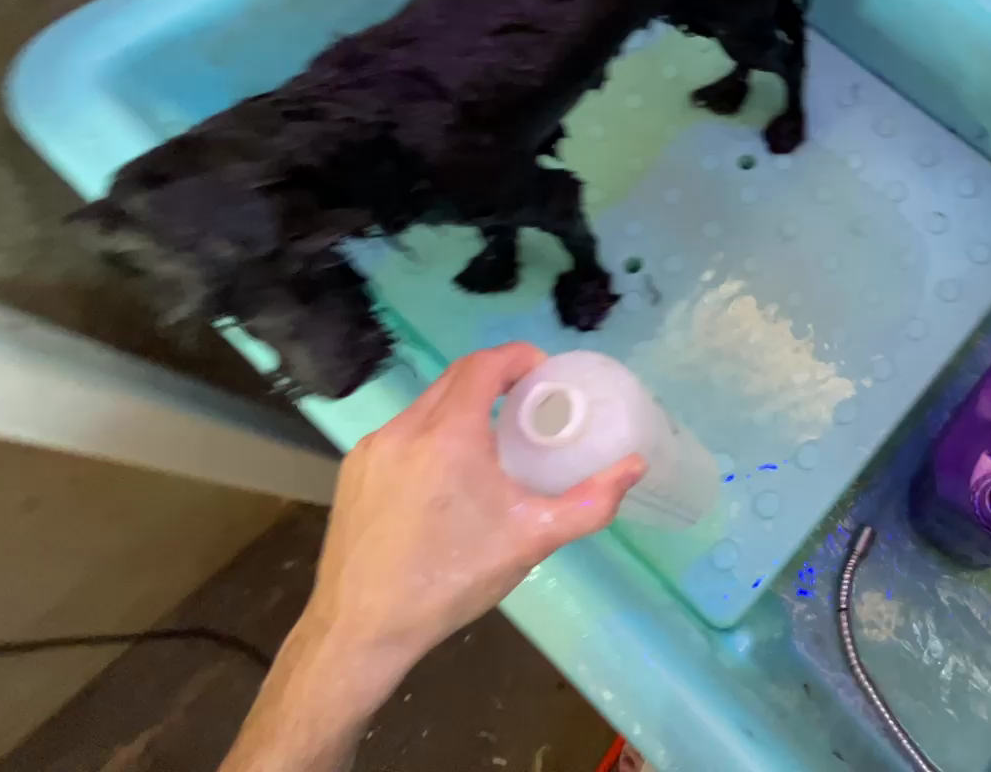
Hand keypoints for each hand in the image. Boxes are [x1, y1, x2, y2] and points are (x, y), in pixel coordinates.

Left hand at [300, 343, 645, 689]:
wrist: (359, 633)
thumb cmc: (453, 578)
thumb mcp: (533, 539)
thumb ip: (591, 502)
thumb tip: (636, 466)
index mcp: (448, 436)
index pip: (484, 365)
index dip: (519, 357)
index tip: (547, 374)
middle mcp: (404, 431)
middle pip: (456, 377)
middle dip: (497, 377)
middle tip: (532, 402)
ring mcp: (372, 450)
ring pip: (428, 403)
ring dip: (466, 403)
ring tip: (497, 436)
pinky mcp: (354, 472)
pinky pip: (405, 431)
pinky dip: (436, 430)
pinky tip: (451, 471)